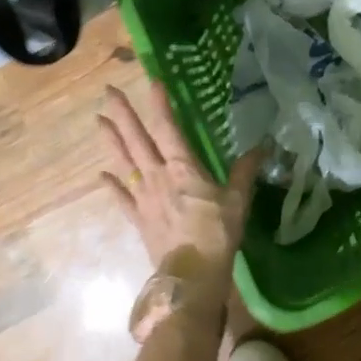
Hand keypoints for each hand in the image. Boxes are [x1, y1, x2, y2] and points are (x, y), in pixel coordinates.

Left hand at [98, 84, 261, 279]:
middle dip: (124, 114)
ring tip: (99, 120)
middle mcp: (158, 177)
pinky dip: (112, 185)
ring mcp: (144, 198)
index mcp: (183, 168)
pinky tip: (102, 174)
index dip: (160, 104)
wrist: (191, 279)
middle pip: (138, 139)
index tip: (152, 81)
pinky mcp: (139, 219)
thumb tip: (261, 147)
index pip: (168, 128)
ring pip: (125, 162)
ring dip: (112, 140)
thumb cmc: (217, 235)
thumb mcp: (238, 200)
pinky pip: (122, 198)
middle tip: (109, 92)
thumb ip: (245, 171)